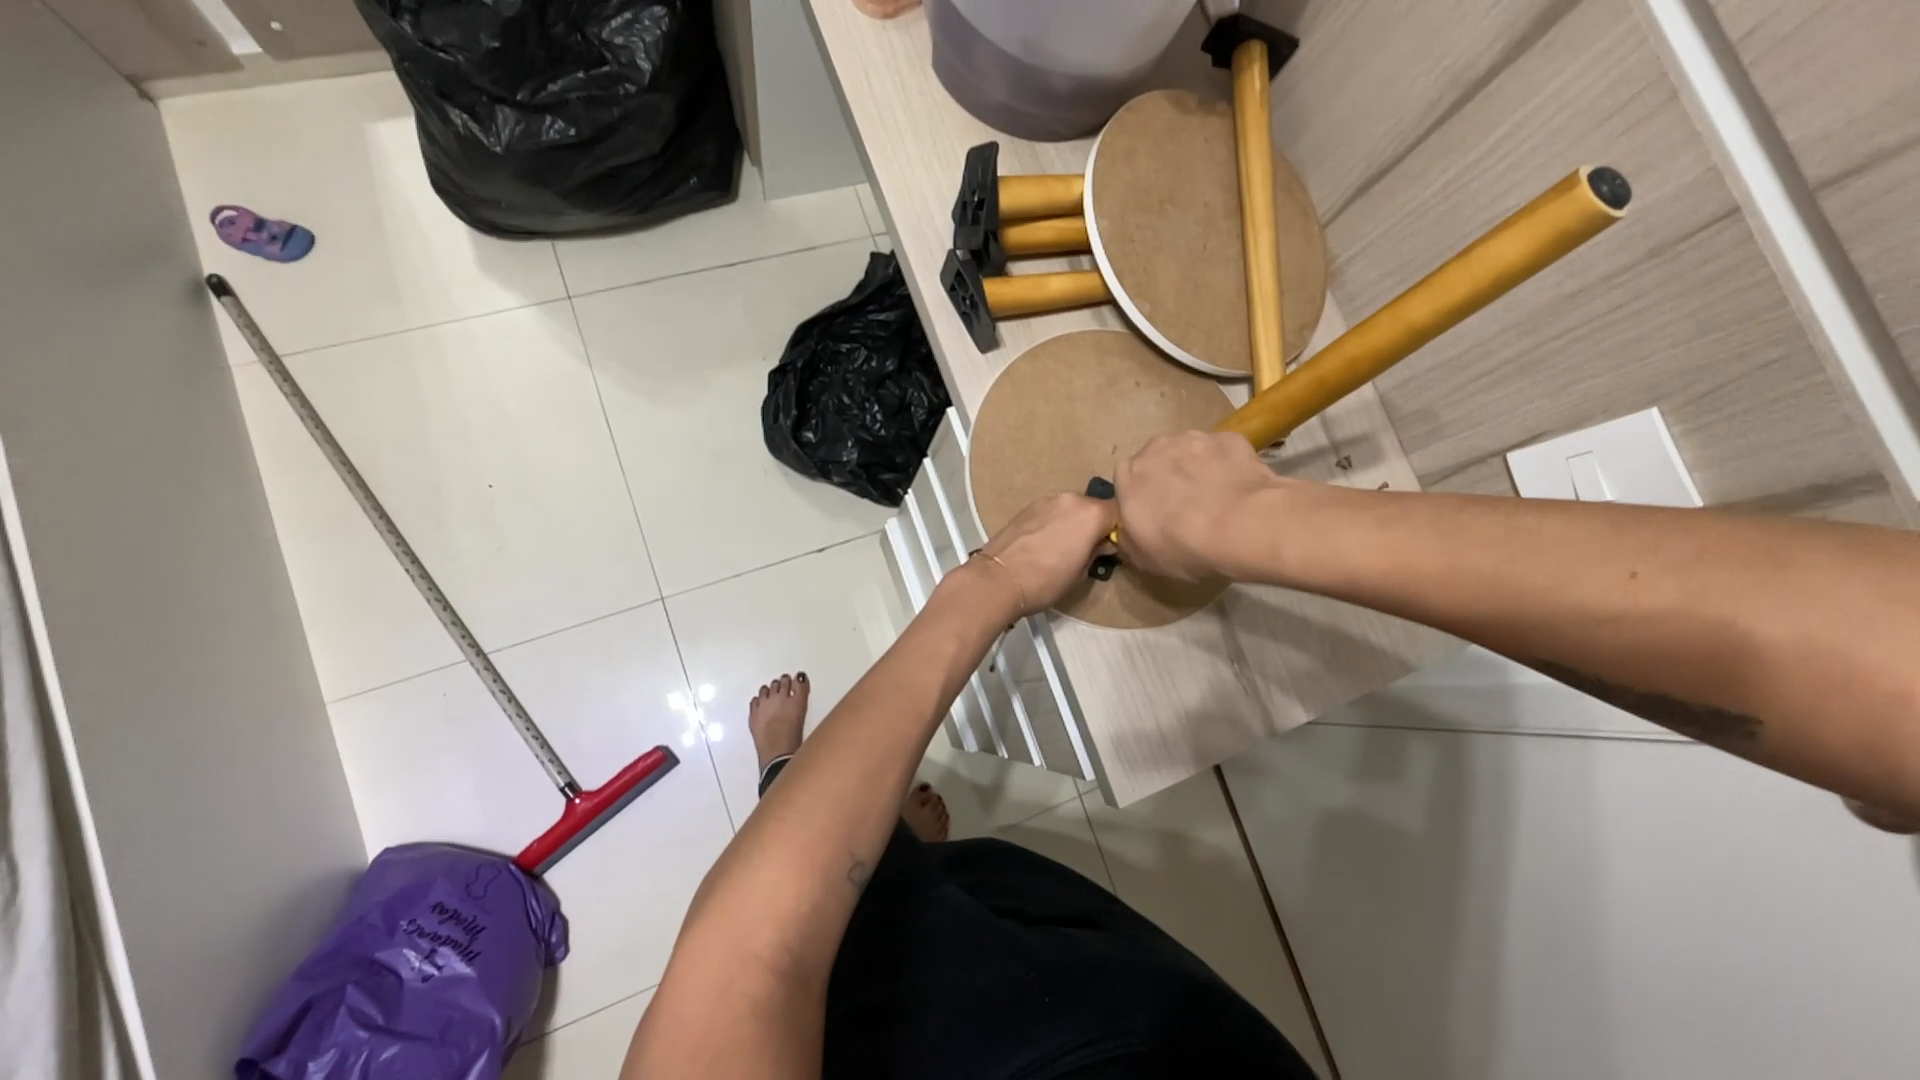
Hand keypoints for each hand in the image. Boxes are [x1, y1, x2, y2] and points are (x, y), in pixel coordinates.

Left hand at [977, 493, 1119, 617]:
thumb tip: (1101, 544)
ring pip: (1071, 507)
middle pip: (1094, 507)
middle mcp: (1071, 499)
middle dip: (1096, 524)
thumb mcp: (1081, 573)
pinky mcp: (1027, 507)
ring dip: (1074, 522)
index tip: (1114, 546)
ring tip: (1065, 546)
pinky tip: (1046, 542)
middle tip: (1091, 547)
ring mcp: (1047, 500)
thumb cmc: (1045, 581)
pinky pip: (1051, 511)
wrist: (998, 579)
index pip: (1118, 513)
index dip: (1119, 530)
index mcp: (1091, 513)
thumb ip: (1096, 552)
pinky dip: (1055, 522)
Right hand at [1116, 431, 1278, 581]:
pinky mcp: (1230, 438)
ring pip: (1192, 453)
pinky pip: (1223, 452)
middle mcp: (1156, 447)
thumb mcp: (1142, 557)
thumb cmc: (1182, 544)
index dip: (1142, 498)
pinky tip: (1239, 490)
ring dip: (1199, 469)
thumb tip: (1128, 531)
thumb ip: (1128, 537)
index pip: (1127, 481)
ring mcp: (1195, 438)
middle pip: (1158, 460)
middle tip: (1187, 509)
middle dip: (1169, 479)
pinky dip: (1228, 466)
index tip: (1155, 517)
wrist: (1240, 526)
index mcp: (1129, 474)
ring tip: (1217, 500)